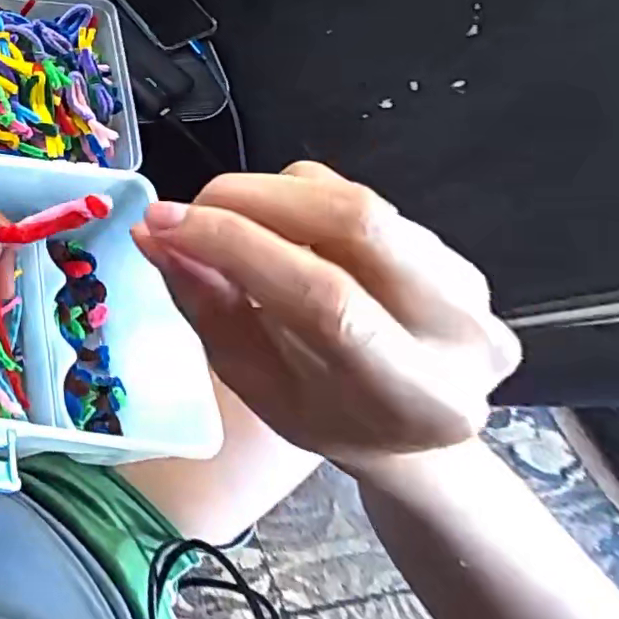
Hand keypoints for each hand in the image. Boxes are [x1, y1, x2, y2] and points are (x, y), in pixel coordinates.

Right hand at [132, 162, 520, 471]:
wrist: (406, 426)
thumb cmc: (317, 412)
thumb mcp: (248, 377)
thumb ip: (203, 302)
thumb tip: (152, 235)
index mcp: (411, 394)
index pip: (323, 297)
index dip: (232, 245)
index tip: (160, 222)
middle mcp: (458, 332)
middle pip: (353, 220)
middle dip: (248, 198)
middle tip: (189, 211)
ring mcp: (465, 283)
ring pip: (349, 196)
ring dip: (264, 196)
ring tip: (229, 231)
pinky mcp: (450, 249)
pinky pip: (352, 192)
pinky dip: (290, 198)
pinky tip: (278, 237)